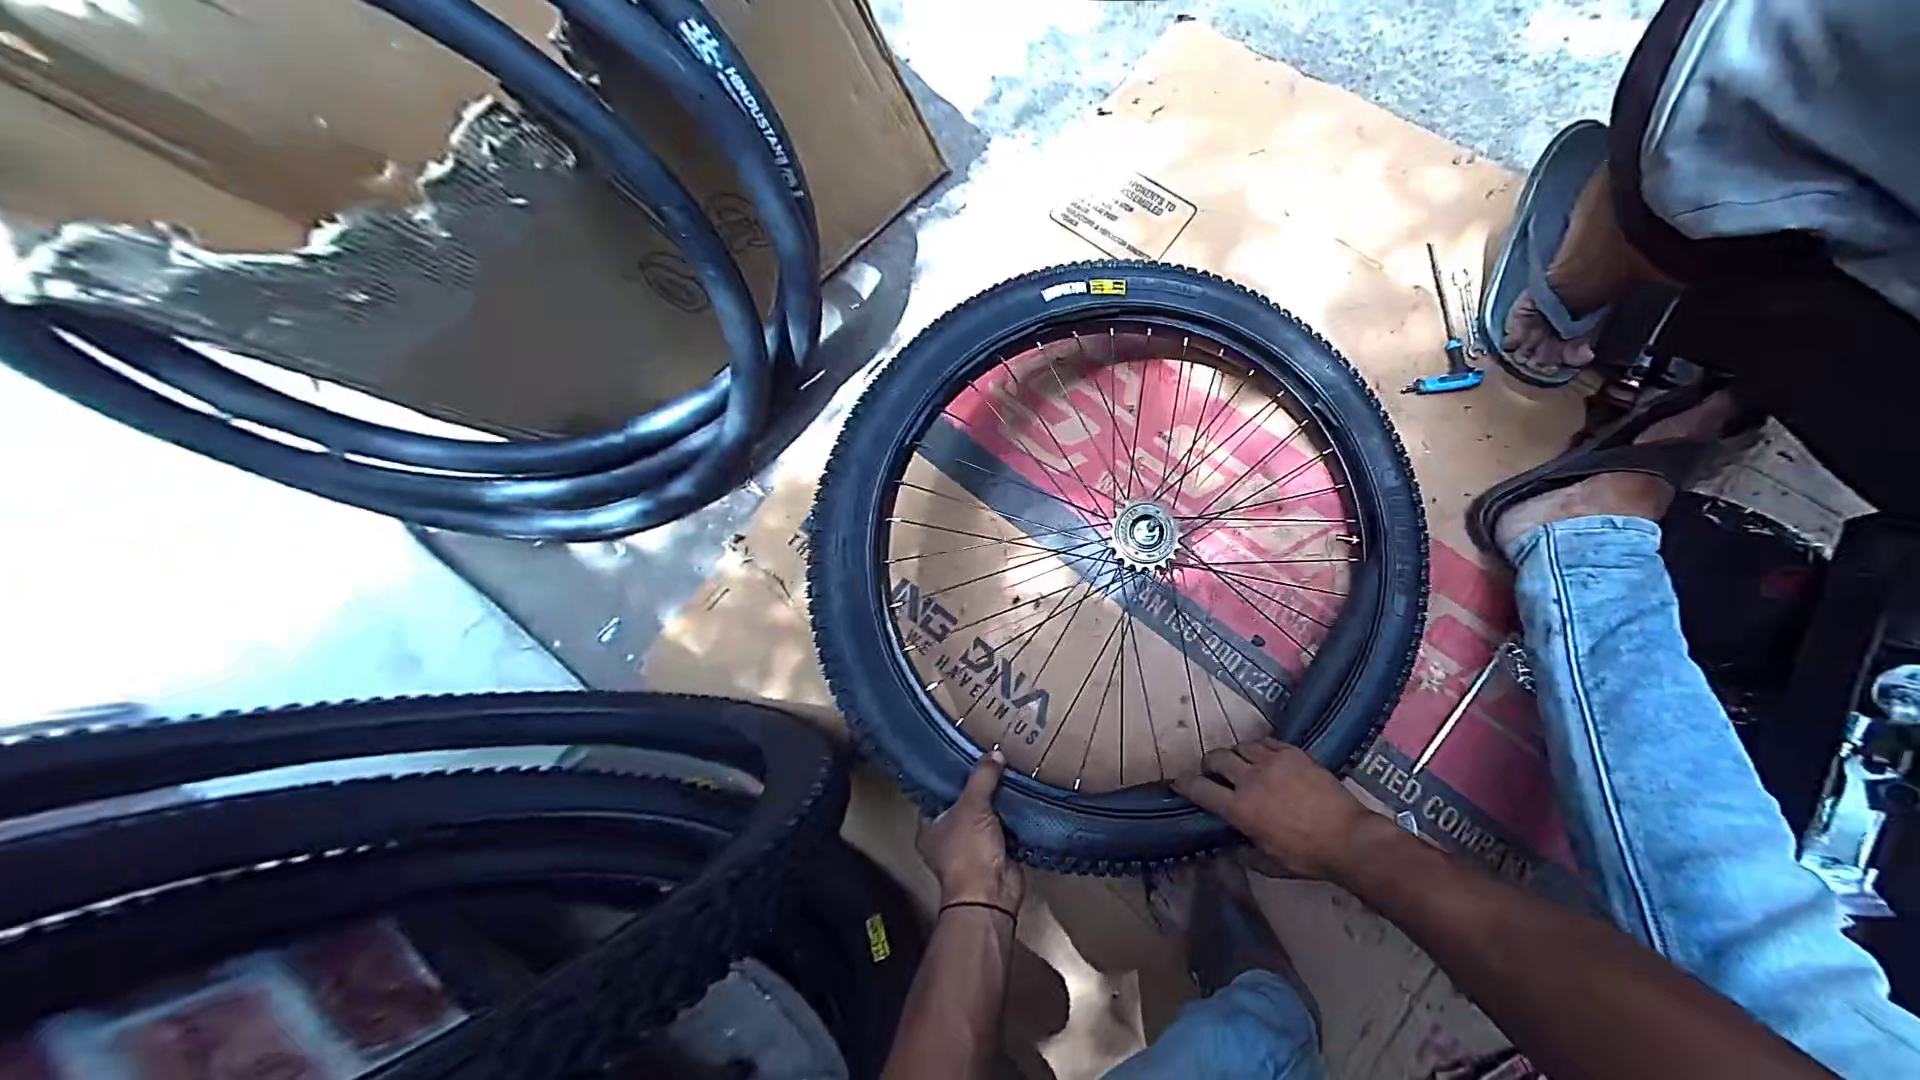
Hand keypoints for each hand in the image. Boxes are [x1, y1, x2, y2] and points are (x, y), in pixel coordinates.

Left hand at [919, 749, 1024, 910]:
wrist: (991, 895)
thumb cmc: (968, 851)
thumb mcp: (972, 806)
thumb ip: (982, 778)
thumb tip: (995, 753)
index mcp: (929, 826)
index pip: (938, 792)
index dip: (952, 773)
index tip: (967, 751)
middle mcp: (947, 836)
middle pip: (964, 802)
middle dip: (979, 784)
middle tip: (993, 757)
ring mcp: (971, 846)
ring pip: (985, 814)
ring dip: (997, 799)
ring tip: (1009, 769)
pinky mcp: (995, 853)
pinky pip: (1003, 827)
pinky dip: (1011, 815)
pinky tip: (1020, 793)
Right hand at [1173, 738, 1384, 881]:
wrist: (1351, 839)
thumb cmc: (1309, 857)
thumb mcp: (1270, 864)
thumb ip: (1245, 853)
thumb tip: (1231, 847)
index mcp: (1240, 809)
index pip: (1200, 789)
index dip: (1185, 784)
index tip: (1180, 783)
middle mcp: (1249, 780)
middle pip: (1216, 759)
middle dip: (1209, 765)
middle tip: (1213, 772)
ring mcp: (1271, 762)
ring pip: (1240, 747)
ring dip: (1236, 756)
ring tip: (1242, 764)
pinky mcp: (1293, 753)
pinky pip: (1266, 742)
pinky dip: (1259, 749)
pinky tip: (1265, 758)